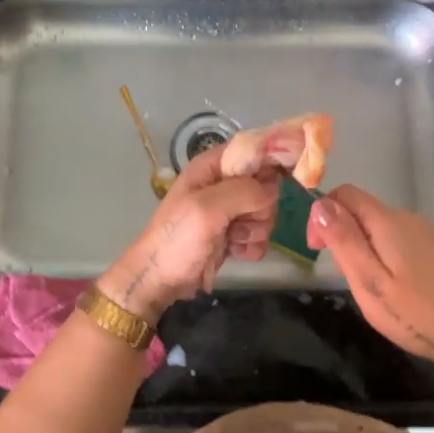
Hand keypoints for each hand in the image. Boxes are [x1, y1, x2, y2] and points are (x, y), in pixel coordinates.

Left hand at [97, 145, 279, 319]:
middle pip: (264, 186)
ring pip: (265, 212)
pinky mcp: (234, 234)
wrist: (161, 281)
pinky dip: (252, 245)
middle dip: (259, 207)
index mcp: (212, 166)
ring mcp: (229, 211)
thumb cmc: (176, 239)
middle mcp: (223, 184)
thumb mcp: (207, 209)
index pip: (251, 150)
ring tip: (231, 239)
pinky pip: (260, 234)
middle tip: (238, 221)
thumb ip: (244, 192)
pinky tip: (235, 251)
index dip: (266, 164)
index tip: (271, 184)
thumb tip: (272, 189)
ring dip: (255, 230)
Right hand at [310, 185, 433, 372]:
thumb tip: (319, 204)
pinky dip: (385, 259)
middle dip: (343, 236)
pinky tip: (397, 293)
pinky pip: (398, 243)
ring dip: (363, 250)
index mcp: (388, 222)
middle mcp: (408, 219)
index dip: (322, 215)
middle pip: (362, 211)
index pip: (345, 194)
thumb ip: (344, 241)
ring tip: (372, 292)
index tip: (317, 251)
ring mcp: (426, 235)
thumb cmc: (420, 316)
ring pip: (380, 229)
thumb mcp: (371, 282)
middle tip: (349, 281)